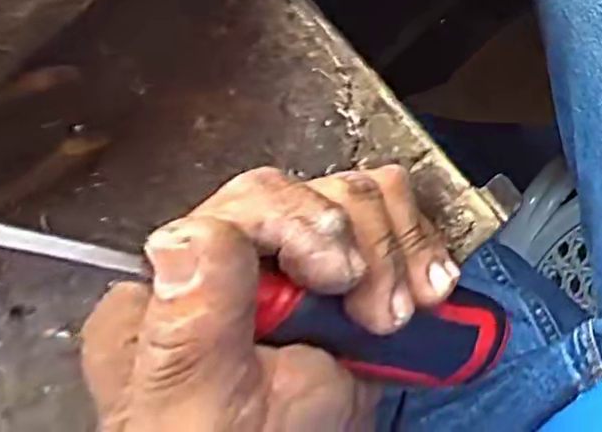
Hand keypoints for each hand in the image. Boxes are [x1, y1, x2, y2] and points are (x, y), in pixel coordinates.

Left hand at [81, 165, 461, 431]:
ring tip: (403, 314)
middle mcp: (240, 254)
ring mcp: (305, 248)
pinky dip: (426, 247)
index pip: (250, 204)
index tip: (343, 280)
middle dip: (369, 246)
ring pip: (373, 195)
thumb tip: (184, 235)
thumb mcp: (203, 409)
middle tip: (382, 313)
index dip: (308, 226)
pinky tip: (428, 291)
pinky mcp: (360, 248)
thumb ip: (191, 328)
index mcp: (173, 288)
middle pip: (323, 193)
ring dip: (403, 253)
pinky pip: (406, 210)